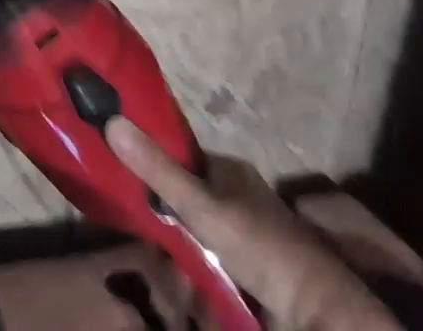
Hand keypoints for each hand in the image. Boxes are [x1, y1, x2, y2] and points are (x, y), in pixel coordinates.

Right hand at [106, 118, 400, 330]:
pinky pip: (209, 245)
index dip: (152, 162)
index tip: (125, 178)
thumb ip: (157, 168)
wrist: (311, 303)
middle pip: (185, 189)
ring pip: (195, 220)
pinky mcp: (250, 255)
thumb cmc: (256, 242)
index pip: (179, 154)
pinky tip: (184, 266)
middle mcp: (238, 190)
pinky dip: (194, 254)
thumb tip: (111, 120)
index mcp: (229, 168)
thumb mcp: (199, 204)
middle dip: (163, 207)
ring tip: (161, 250)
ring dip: (178, 236)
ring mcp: (245, 223)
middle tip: (142, 223)